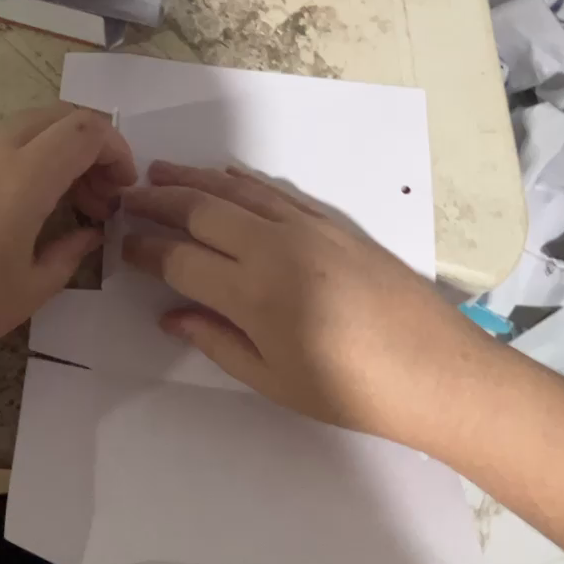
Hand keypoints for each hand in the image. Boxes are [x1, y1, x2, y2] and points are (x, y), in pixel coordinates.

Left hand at [0, 104, 135, 373]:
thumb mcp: (31, 289)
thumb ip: (71, 252)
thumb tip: (91, 232)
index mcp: (25, 176)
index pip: (86, 130)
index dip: (118, 151)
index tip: (125, 192)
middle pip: (61, 116)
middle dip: (95, 144)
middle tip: (104, 196)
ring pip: (34, 126)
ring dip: (65, 150)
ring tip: (77, 205)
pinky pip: (10, 143)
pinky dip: (38, 158)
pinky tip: (39, 206)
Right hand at [120, 161, 491, 446]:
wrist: (440, 373)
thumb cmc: (348, 390)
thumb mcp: (271, 379)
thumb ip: (214, 341)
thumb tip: (169, 316)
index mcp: (251, 293)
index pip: (179, 259)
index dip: (146, 251)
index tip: (124, 246)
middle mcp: (272, 248)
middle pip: (199, 211)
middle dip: (156, 202)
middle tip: (126, 198)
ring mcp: (304, 228)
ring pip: (233, 191)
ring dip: (191, 179)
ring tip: (157, 172)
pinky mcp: (332, 223)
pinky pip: (274, 191)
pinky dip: (240, 180)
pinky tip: (223, 175)